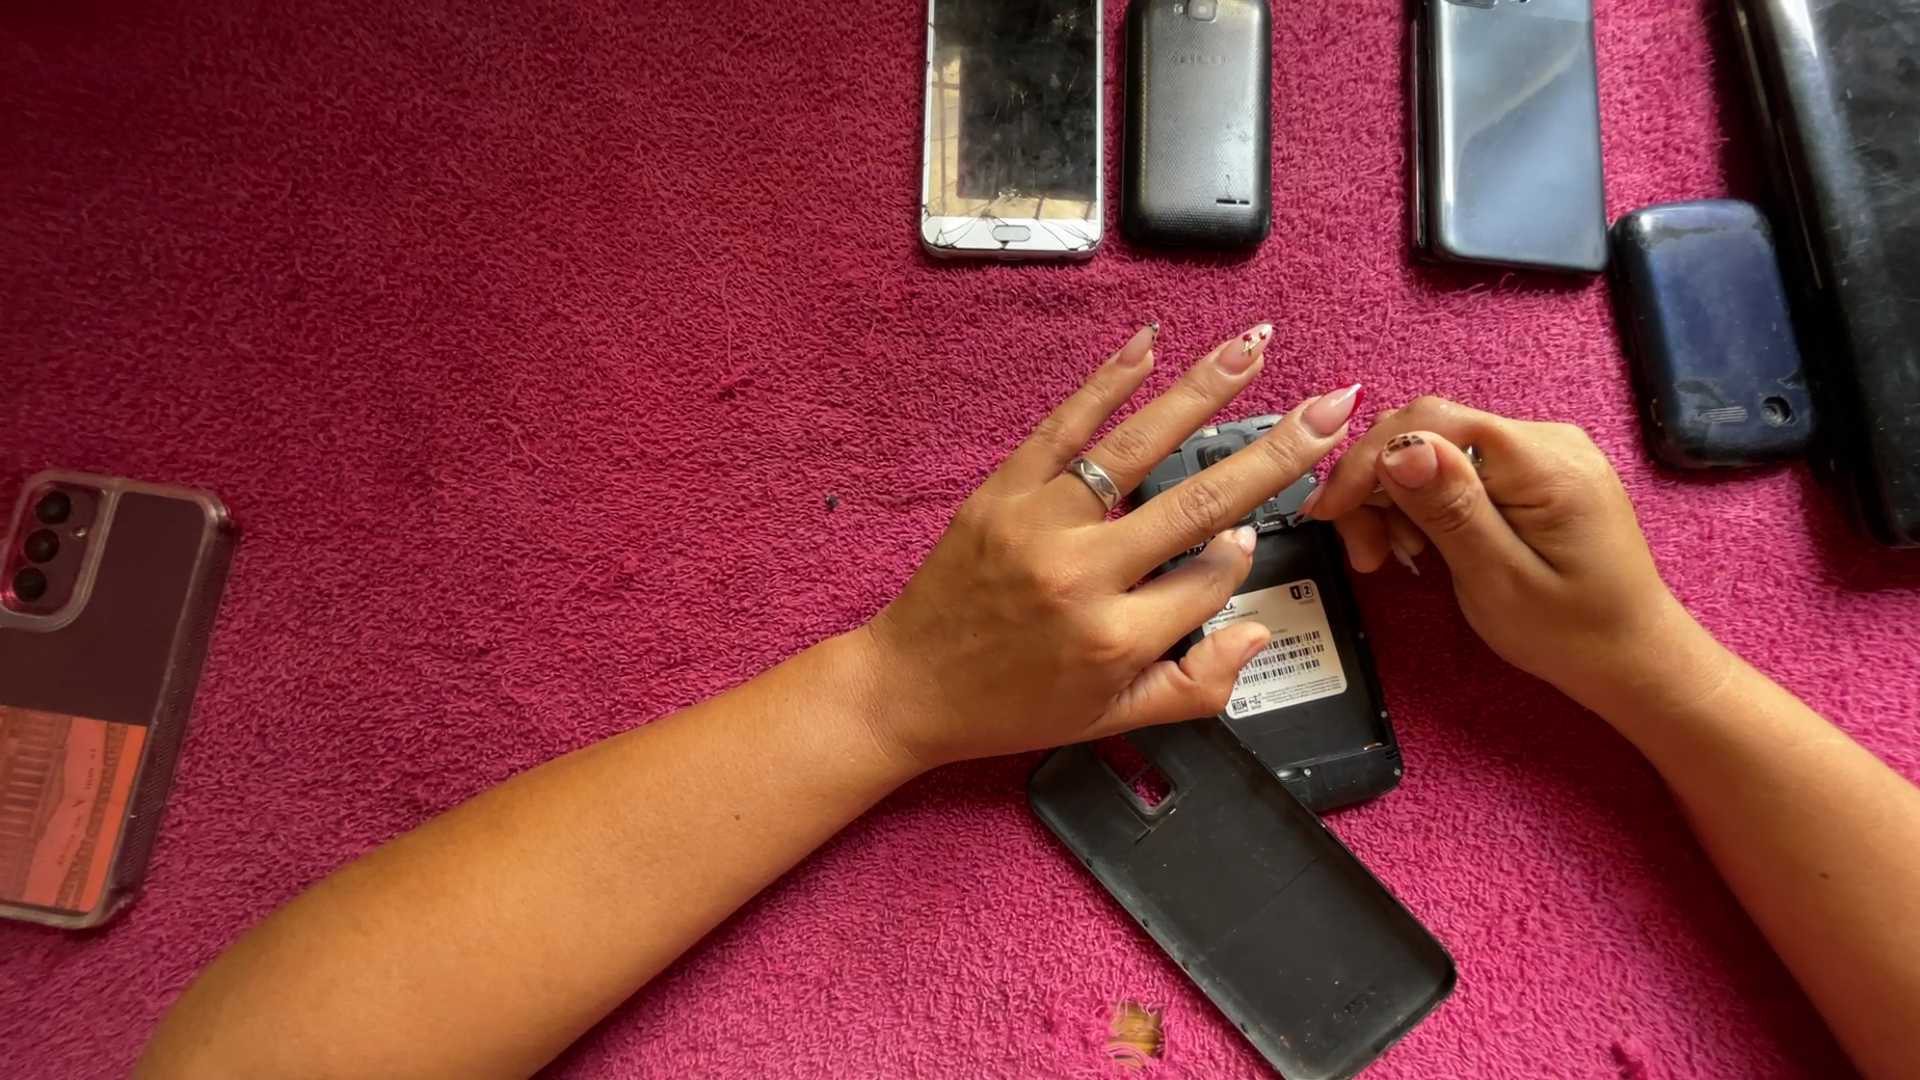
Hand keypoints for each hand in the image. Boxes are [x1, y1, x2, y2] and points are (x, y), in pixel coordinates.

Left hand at [860, 324, 1364, 770]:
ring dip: (1202, 392)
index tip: (1253, 536)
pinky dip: (1106, 383)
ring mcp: (1038, 526)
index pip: (1211, 579)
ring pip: (1136, 448)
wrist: (910, 686)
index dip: (1241, 555)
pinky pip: (1062, 429)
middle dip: (1276, 452)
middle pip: (1199, 503)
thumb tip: (1253, 630)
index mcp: (1115, 638)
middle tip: (1331, 407)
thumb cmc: (1009, 706)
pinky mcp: (1000, 494)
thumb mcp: (1108, 721)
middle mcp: (1082, 576)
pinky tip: (1147, 346)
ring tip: (1254, 349)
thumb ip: (1195, 686)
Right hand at [1301, 397, 1719, 709]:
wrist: (1624, 655)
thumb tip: (1398, 450)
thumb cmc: (1568, 631)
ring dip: (1387, 502)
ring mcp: (1527, 453)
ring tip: (1392, 556)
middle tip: (1366, 552)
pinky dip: (1409, 505)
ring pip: (1420, 451)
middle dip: (1373, 487)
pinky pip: (1440, 469)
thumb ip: (1450, 509)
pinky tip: (1414, 544)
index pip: (1430, 423)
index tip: (1328, 511)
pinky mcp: (1514, 472)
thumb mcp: (1498, 578)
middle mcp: (1538, 441)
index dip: (1368, 460)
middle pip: (1418, 433)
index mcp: (1545, 464)